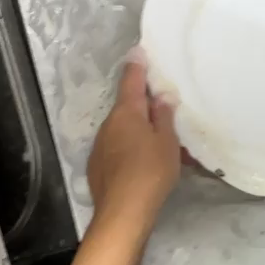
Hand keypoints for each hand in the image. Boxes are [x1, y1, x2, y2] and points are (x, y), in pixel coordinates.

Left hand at [87, 55, 181, 228]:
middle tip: (164, 107)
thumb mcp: (167, 142)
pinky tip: (144, 165)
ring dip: (139, 130)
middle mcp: (109, 123)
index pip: (131, 80)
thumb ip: (164, 117)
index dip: (137, 65)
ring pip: (123, 130)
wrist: (122, 214)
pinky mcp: (98, 166)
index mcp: (126, 112)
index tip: (138, 51)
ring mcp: (100, 145)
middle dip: (143, 105)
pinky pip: (118, 149)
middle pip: (128, 107)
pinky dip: (131, 149)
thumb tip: (161, 97)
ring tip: (160, 144)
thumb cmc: (151, 172)